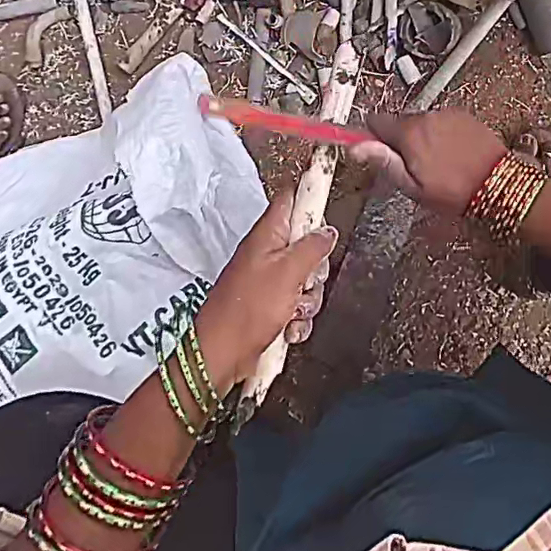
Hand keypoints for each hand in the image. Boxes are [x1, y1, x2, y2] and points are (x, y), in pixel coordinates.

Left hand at [193, 188, 336, 386]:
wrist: (222, 355)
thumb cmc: (248, 309)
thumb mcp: (289, 272)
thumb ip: (313, 247)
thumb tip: (328, 230)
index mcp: (268, 235)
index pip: (291, 199)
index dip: (310, 195)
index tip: (328, 200)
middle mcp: (268, 253)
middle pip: (308, 243)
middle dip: (317, 266)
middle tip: (308, 278)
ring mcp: (269, 279)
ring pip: (307, 278)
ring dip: (308, 298)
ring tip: (294, 310)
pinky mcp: (271, 304)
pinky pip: (299, 303)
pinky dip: (299, 317)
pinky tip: (289, 327)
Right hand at [354, 110, 506, 214]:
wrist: (499, 184)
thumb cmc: (456, 192)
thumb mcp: (413, 187)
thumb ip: (384, 163)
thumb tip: (356, 148)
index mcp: (409, 133)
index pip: (375, 121)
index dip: (372, 136)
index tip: (375, 149)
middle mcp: (427, 116)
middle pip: (400, 122)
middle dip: (400, 140)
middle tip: (413, 166)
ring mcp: (447, 114)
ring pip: (422, 122)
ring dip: (422, 136)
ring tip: (437, 163)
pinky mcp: (464, 115)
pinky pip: (442, 121)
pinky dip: (442, 133)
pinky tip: (452, 154)